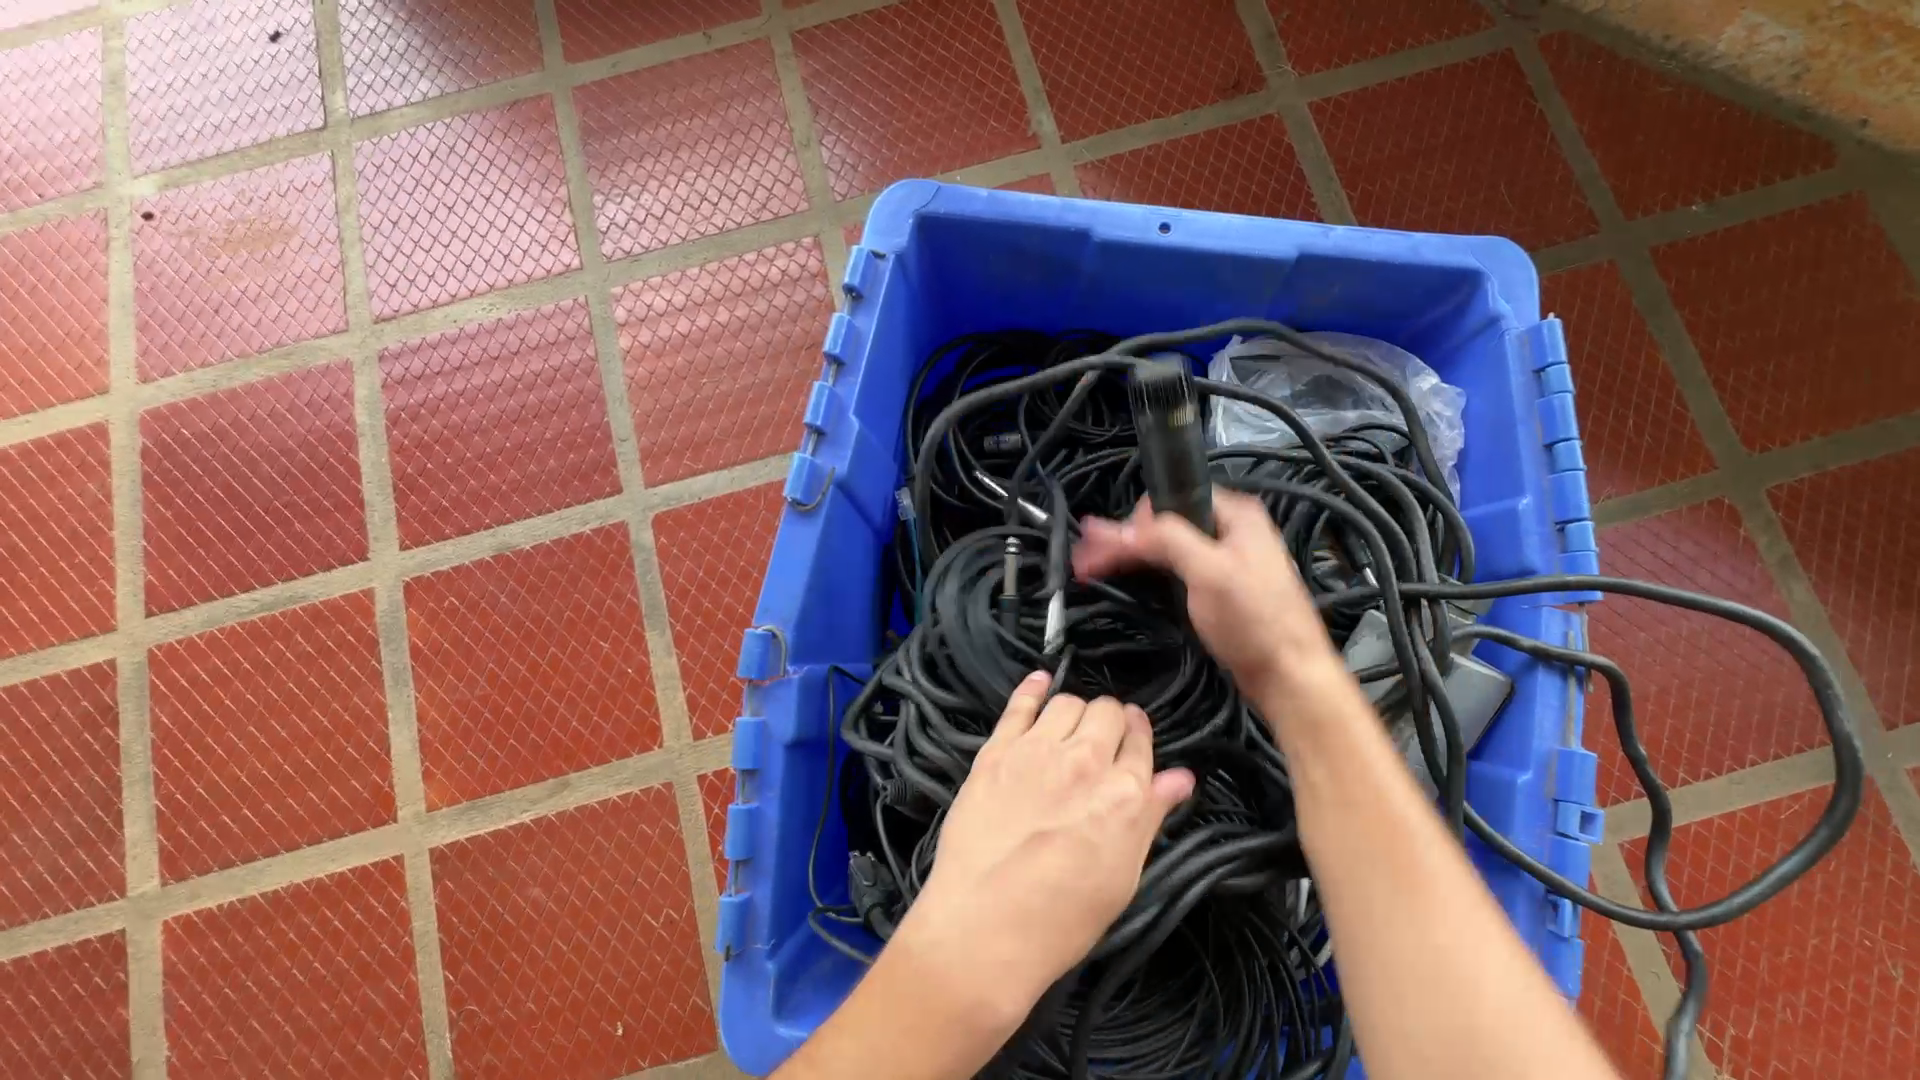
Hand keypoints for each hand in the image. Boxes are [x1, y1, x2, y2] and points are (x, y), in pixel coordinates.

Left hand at [897, 673, 1194, 1013]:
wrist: (985, 925)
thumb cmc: (1063, 919)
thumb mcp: (1124, 876)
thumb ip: (1151, 817)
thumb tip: (1181, 778)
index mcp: (1127, 794)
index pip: (1141, 742)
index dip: (1138, 737)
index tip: (1132, 739)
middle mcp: (1087, 760)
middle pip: (1106, 713)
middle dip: (1110, 720)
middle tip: (1102, 739)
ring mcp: (1038, 750)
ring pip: (1068, 703)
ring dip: (1075, 710)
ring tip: (1071, 727)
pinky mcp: (996, 751)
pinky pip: (1019, 705)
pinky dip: (1032, 688)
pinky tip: (1039, 681)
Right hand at [1072, 489, 1337, 698]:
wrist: (1288, 676)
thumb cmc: (1255, 621)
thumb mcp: (1208, 571)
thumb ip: (1165, 539)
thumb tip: (1117, 527)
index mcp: (1236, 514)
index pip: (1171, 499)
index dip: (1136, 519)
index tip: (1107, 543)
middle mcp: (1231, 531)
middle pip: (1164, 524)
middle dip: (1123, 540)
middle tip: (1086, 559)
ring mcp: (1225, 562)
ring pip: (1166, 550)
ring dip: (1131, 558)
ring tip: (1093, 569)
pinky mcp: (1219, 592)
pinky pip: (1175, 573)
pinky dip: (1148, 577)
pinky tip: (1126, 584)